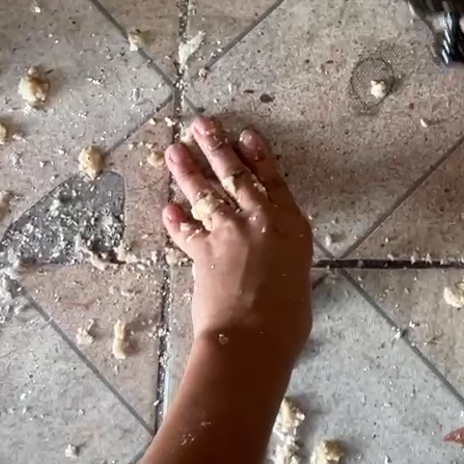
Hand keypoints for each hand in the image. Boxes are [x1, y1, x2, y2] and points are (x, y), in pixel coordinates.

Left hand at [161, 117, 313, 365]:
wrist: (254, 338)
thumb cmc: (288, 320)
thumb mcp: (296, 278)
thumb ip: (282, 259)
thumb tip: (271, 262)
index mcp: (290, 225)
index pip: (272, 180)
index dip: (257, 156)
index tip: (244, 134)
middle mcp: (260, 220)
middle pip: (235, 175)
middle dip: (217, 147)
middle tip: (202, 124)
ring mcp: (229, 232)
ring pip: (206, 194)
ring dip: (188, 170)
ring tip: (174, 150)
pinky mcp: (203, 251)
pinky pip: (187, 232)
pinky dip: (176, 221)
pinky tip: (167, 209)